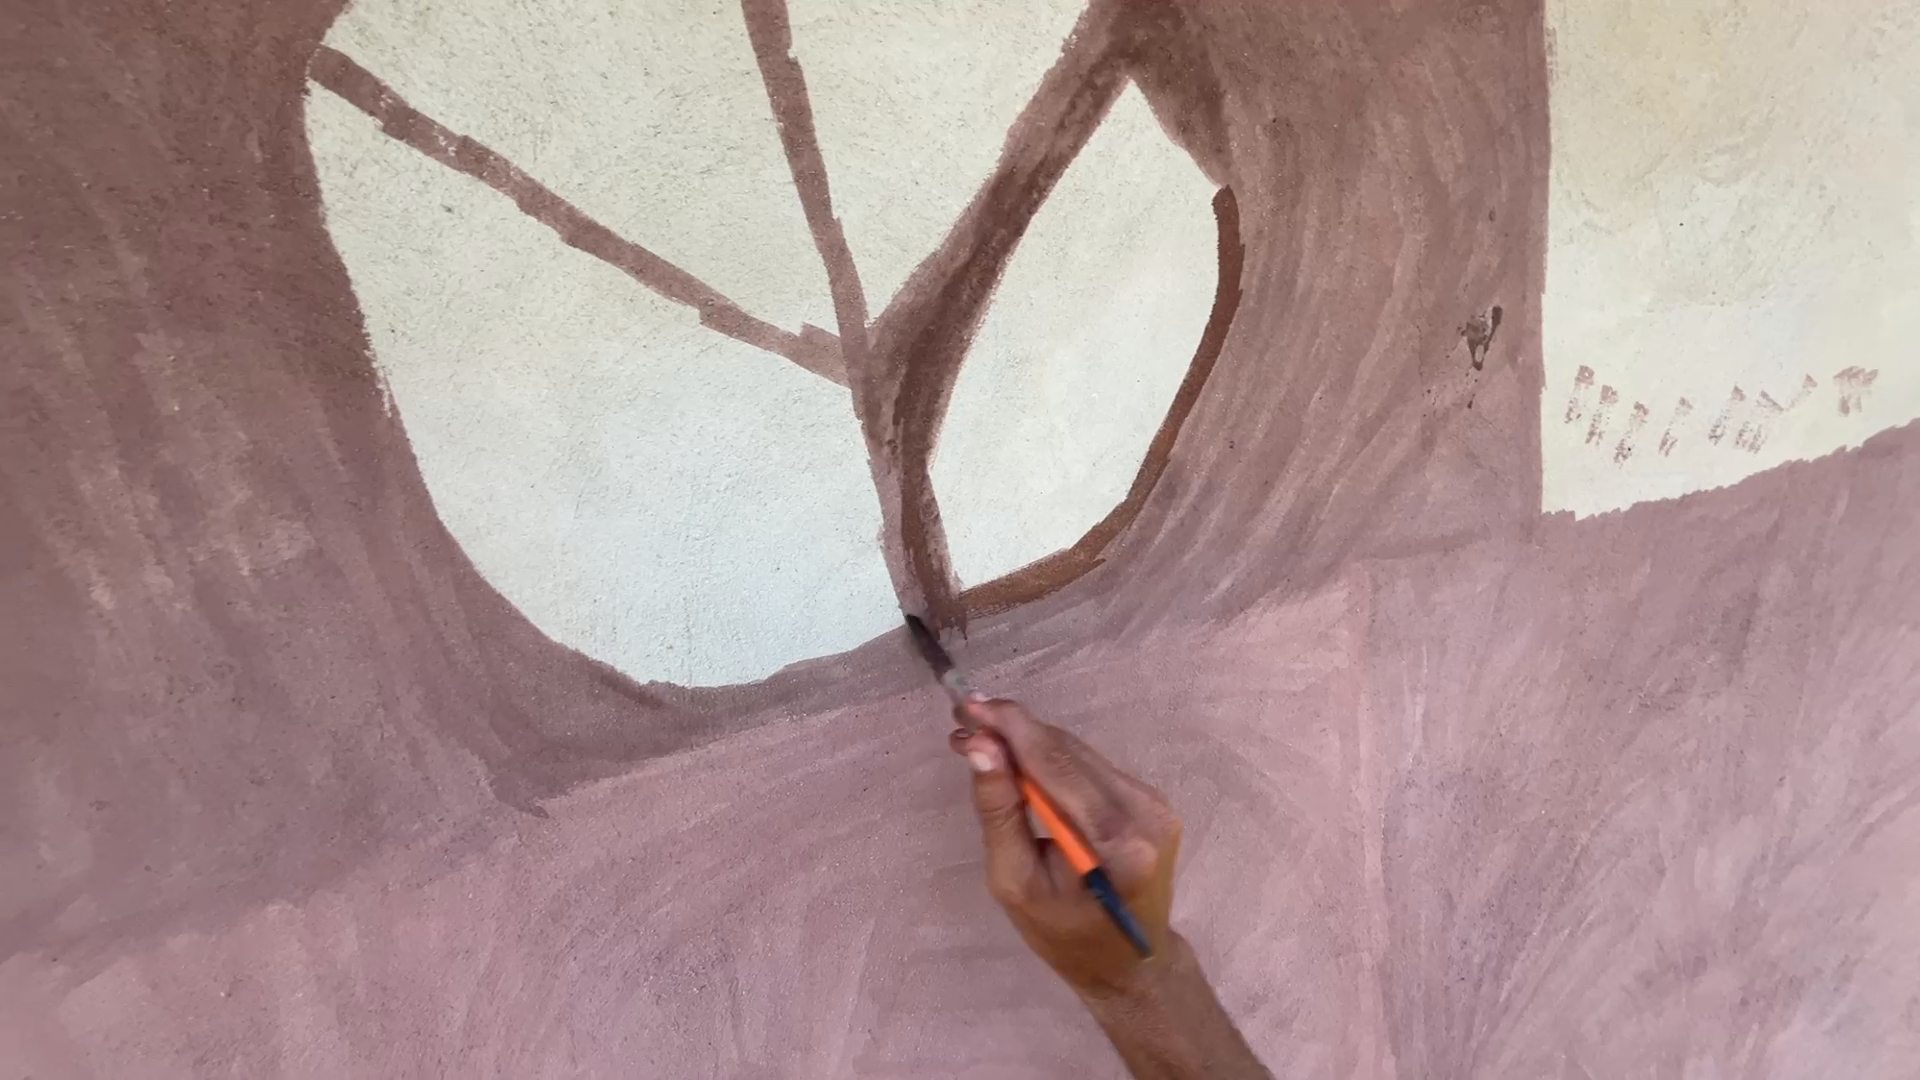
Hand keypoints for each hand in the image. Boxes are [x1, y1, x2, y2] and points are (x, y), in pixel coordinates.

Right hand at [949, 698, 1181, 998]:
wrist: (1132, 963)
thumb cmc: (1064, 934)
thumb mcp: (1015, 882)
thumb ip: (1000, 810)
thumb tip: (980, 746)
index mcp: (1115, 842)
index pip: (1055, 765)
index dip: (1010, 729)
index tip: (968, 706)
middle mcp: (1143, 811)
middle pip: (1065, 751)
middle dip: (1011, 731)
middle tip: (964, 724)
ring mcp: (1153, 800)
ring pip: (1076, 751)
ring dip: (1028, 742)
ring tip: (982, 742)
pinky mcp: (1150, 796)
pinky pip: (1089, 763)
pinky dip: (1051, 758)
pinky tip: (1021, 762)